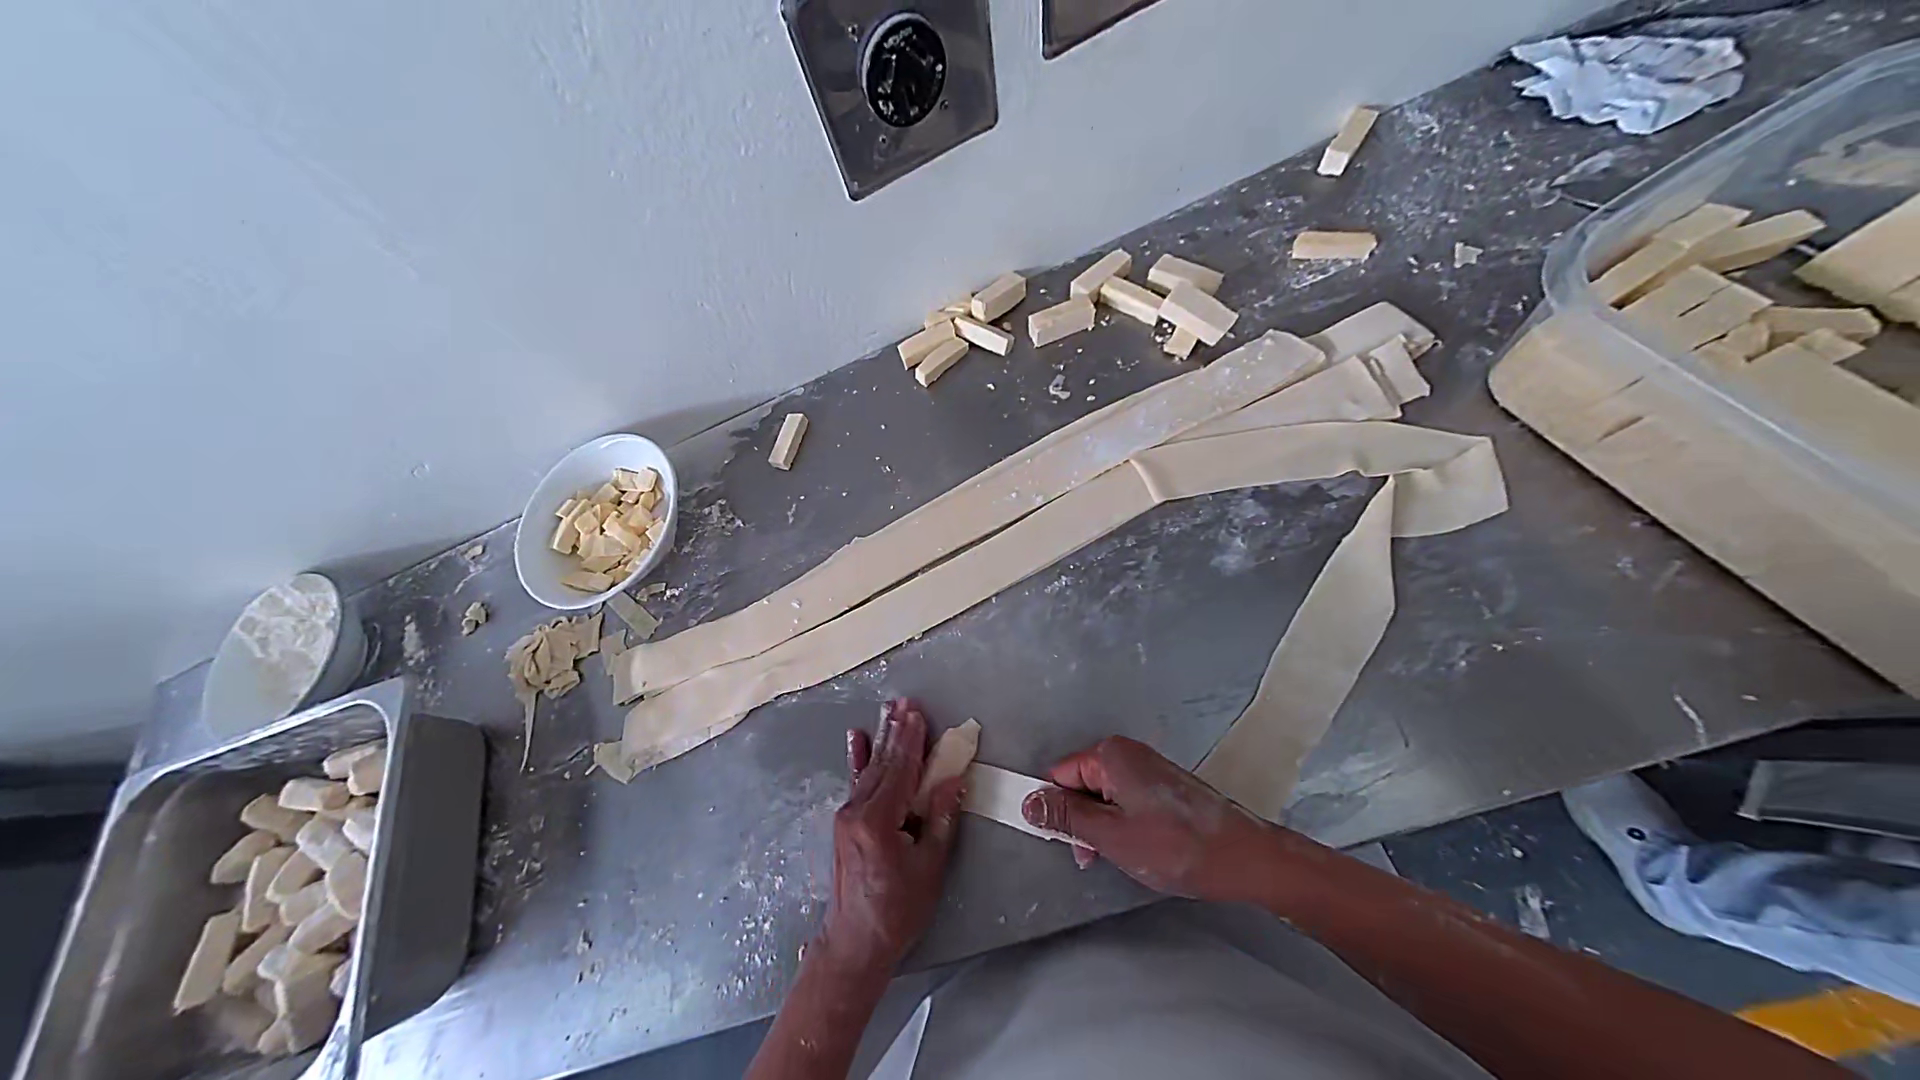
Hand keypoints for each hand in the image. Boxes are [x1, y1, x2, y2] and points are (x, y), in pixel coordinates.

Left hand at [819, 699, 963, 973]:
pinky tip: (858, 737)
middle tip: (907, 701)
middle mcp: (857, 810)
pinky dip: (859, 758)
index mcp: (878, 821)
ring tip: (891, 709)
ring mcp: (846, 814)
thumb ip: (940, 818)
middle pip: (884, 763)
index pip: (902, 771)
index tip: (920, 713)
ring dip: (884, 738)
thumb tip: (953, 779)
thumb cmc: (899, 909)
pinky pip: (855, 782)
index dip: (913, 741)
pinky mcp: (844, 821)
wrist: (855, 942)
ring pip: (870, 769)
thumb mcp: (929, 866)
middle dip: (898, 731)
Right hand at [1021, 736, 1287, 902]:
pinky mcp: (1162, 785)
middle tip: (1092, 854)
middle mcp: (1127, 752)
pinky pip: (1125, 799)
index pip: (1060, 773)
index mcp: (1110, 755)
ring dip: (1101, 826)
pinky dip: (1122, 823)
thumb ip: (1066, 816)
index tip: (1060, 839)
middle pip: (1080, 783)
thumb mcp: (1110, 835)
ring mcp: (1148, 768)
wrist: (1245, 859)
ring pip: (1103, 795)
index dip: (1055, 807)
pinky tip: (1138, 847)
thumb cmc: (1176, 847)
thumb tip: (1028, 800)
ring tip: (1119, 855)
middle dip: (1080, 819)